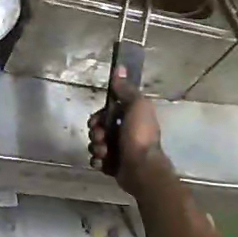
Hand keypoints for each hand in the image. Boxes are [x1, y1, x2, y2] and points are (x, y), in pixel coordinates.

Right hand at [88, 73, 165, 195]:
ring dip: (96, 147)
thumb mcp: (136, 105)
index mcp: (131, 118)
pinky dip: (98, 161)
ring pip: (96, 144)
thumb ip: (126, 89)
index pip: (107, 112)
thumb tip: (120, 68)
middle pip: (99, 128)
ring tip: (104, 152)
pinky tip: (103, 162)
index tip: (97, 120)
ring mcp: (119, 151)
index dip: (99, 115)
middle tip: (101, 137)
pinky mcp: (114, 166)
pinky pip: (98, 160)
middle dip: (95, 132)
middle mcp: (125, 133)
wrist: (142, 168)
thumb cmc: (139, 135)